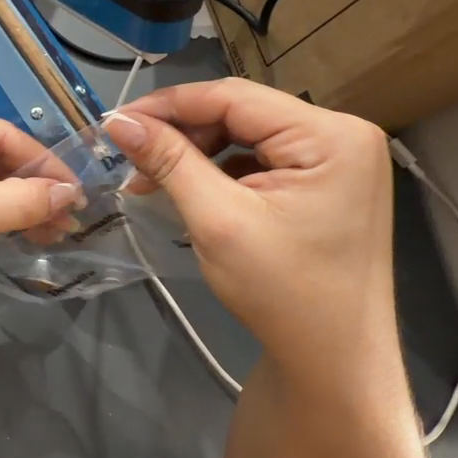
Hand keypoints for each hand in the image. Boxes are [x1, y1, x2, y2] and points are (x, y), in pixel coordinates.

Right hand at [102, 79, 395, 364]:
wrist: (332, 360)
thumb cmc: (282, 291)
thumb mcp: (217, 220)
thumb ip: (169, 161)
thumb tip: (118, 122)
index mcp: (331, 135)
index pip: (233, 96)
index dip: (168, 105)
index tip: (114, 123)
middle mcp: (342, 134)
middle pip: (240, 113)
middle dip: (180, 134)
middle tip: (130, 161)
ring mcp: (336, 160)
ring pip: (244, 136)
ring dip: (194, 154)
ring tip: (151, 183)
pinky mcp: (323, 184)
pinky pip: (259, 160)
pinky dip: (218, 172)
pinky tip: (187, 193)